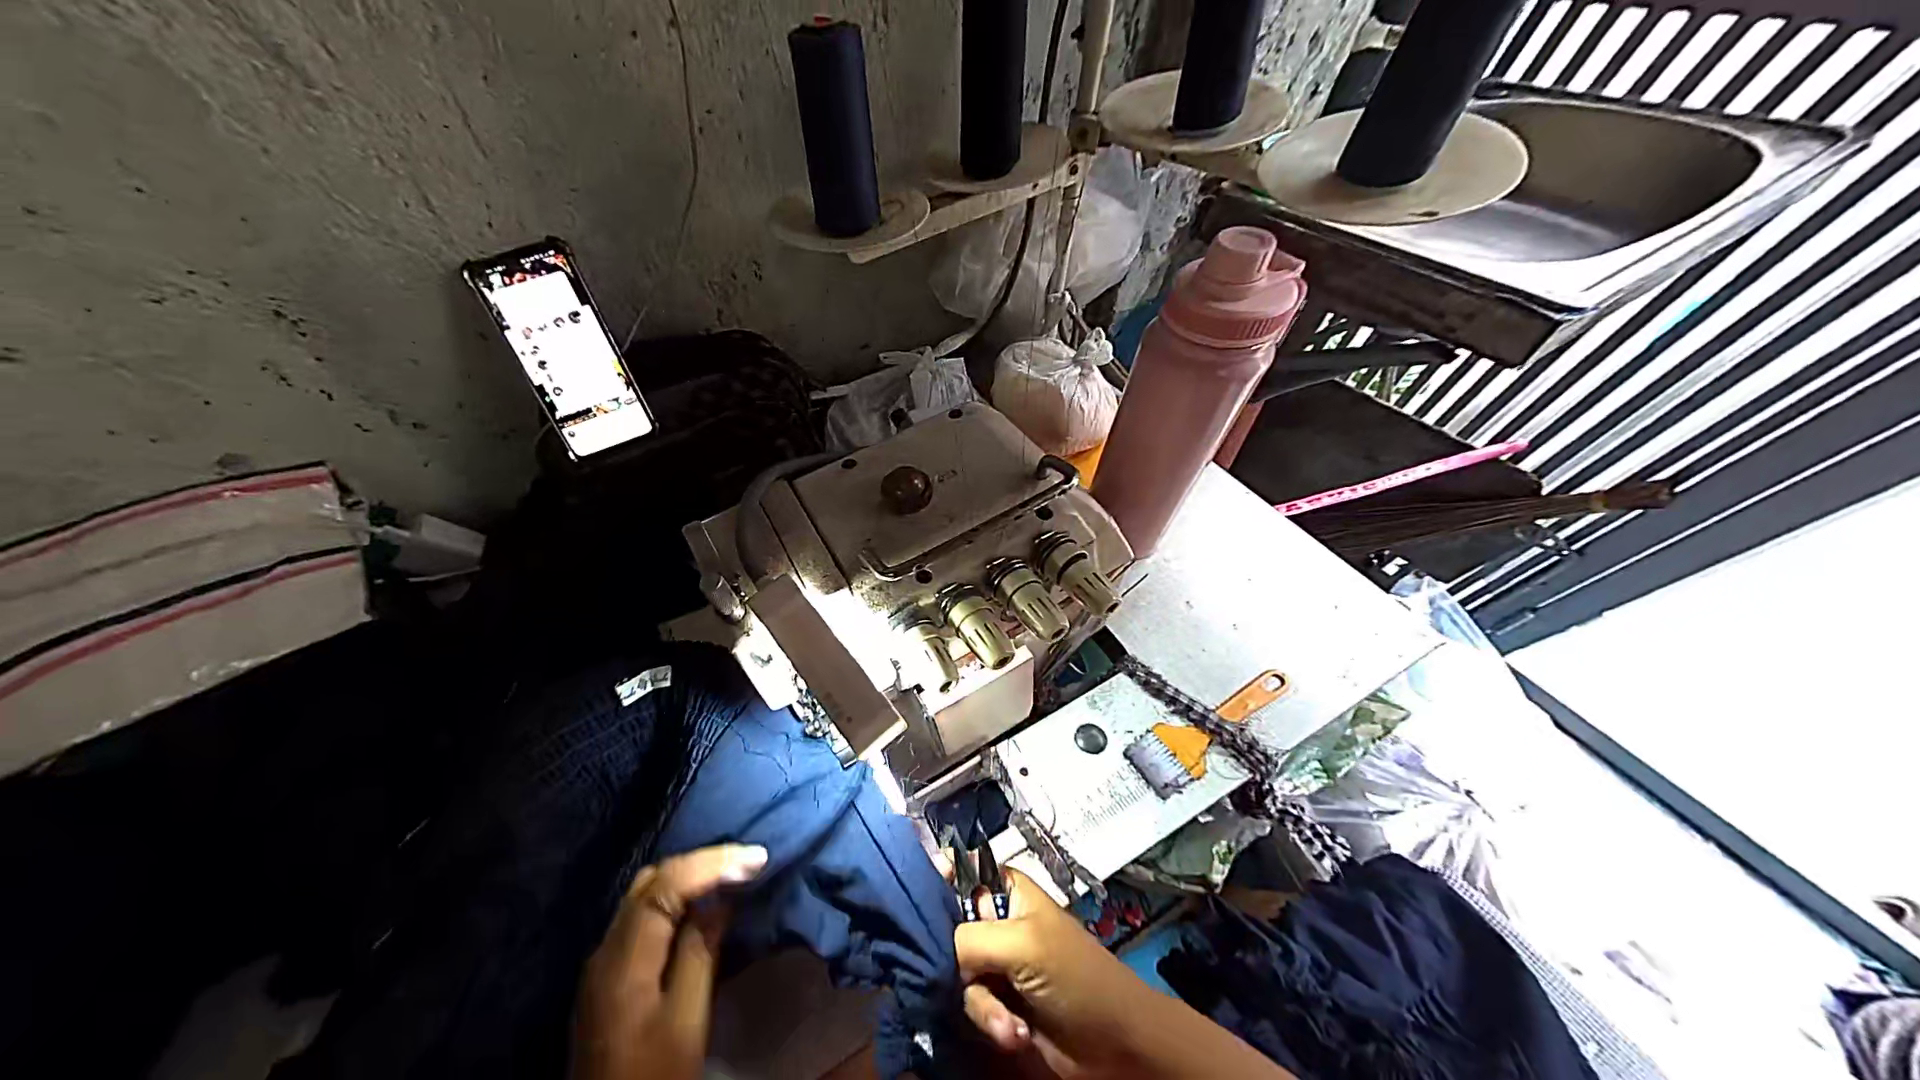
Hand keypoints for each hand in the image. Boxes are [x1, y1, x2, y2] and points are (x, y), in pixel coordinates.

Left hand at [573, 844, 767, 1079]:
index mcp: (623, 959)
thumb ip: (701, 952)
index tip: (758, 858)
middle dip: (701, 861)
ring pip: (645, 893)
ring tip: (733, 874)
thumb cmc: (653, 1077)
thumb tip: (723, 897)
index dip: (713, 863)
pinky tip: (703, 904)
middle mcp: (605, 949)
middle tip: (748, 862)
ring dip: (689, 876)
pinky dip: (676, 897)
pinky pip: (643, 914)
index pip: (665, 886)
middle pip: (650, 880)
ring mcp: (602, 961)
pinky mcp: (609, 973)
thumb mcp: (686, 1022)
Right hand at [955, 868, 1290, 1078]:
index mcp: (1005, 889)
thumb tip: (935, 952)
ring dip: (981, 1005)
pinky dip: (989, 1023)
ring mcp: (993, 965)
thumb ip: (970, 938)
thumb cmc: (1076, 977)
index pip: (957, 872)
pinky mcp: (994, 1004)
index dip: (935, 888)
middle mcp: (994, 921)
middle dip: (959, 965)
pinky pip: (968, 1008)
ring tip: (1011, 1024)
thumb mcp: (1024, 943)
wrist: (1116, 1045)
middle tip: (976, 982)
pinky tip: (1014, 1035)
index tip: (919, 914)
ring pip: (954, 975)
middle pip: (945, 928)